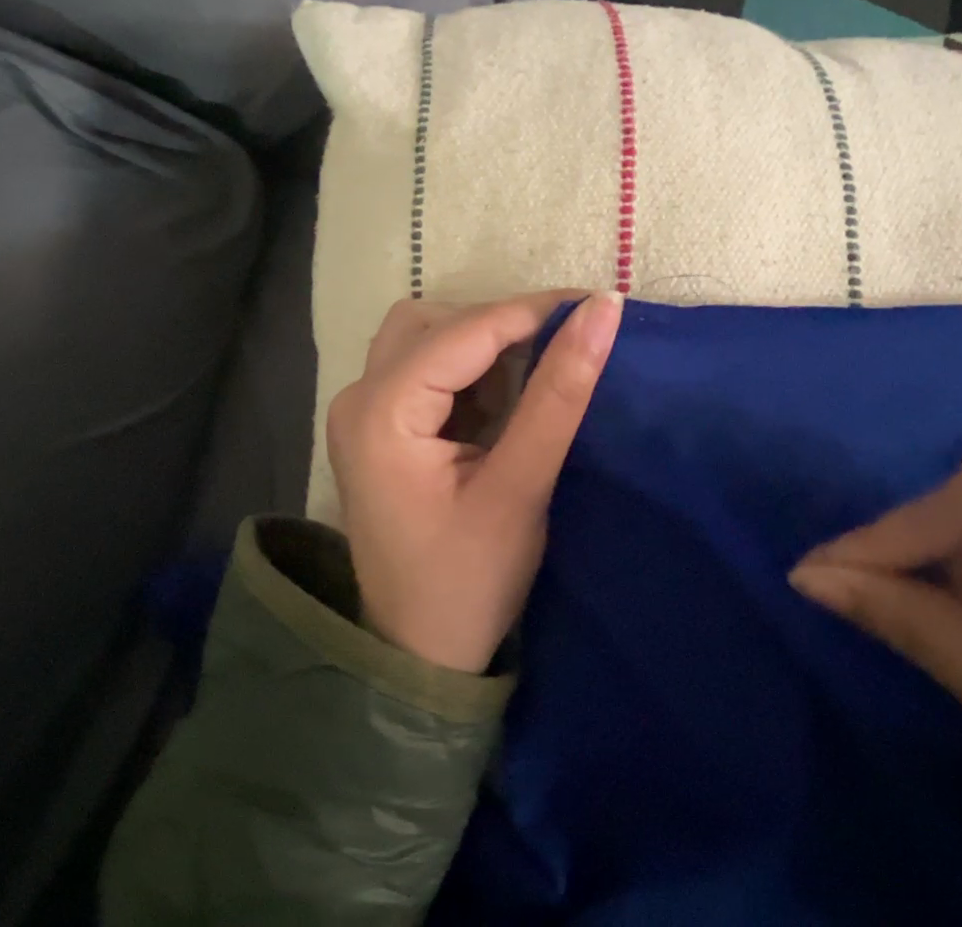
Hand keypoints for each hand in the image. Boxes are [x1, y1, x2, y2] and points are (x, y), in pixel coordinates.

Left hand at [327, 292, 622, 673]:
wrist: (419, 655)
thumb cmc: (469, 582)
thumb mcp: (520, 488)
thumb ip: (558, 395)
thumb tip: (603, 311)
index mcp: (381, 413)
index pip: (464, 331)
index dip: (533, 311)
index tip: (598, 306)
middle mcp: (358, 400)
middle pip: (431, 324)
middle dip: (501, 328)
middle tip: (564, 351)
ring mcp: (361, 417)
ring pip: (424, 342)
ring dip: (482, 349)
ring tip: (534, 382)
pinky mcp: (378, 434)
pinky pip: (423, 374)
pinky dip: (467, 375)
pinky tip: (503, 406)